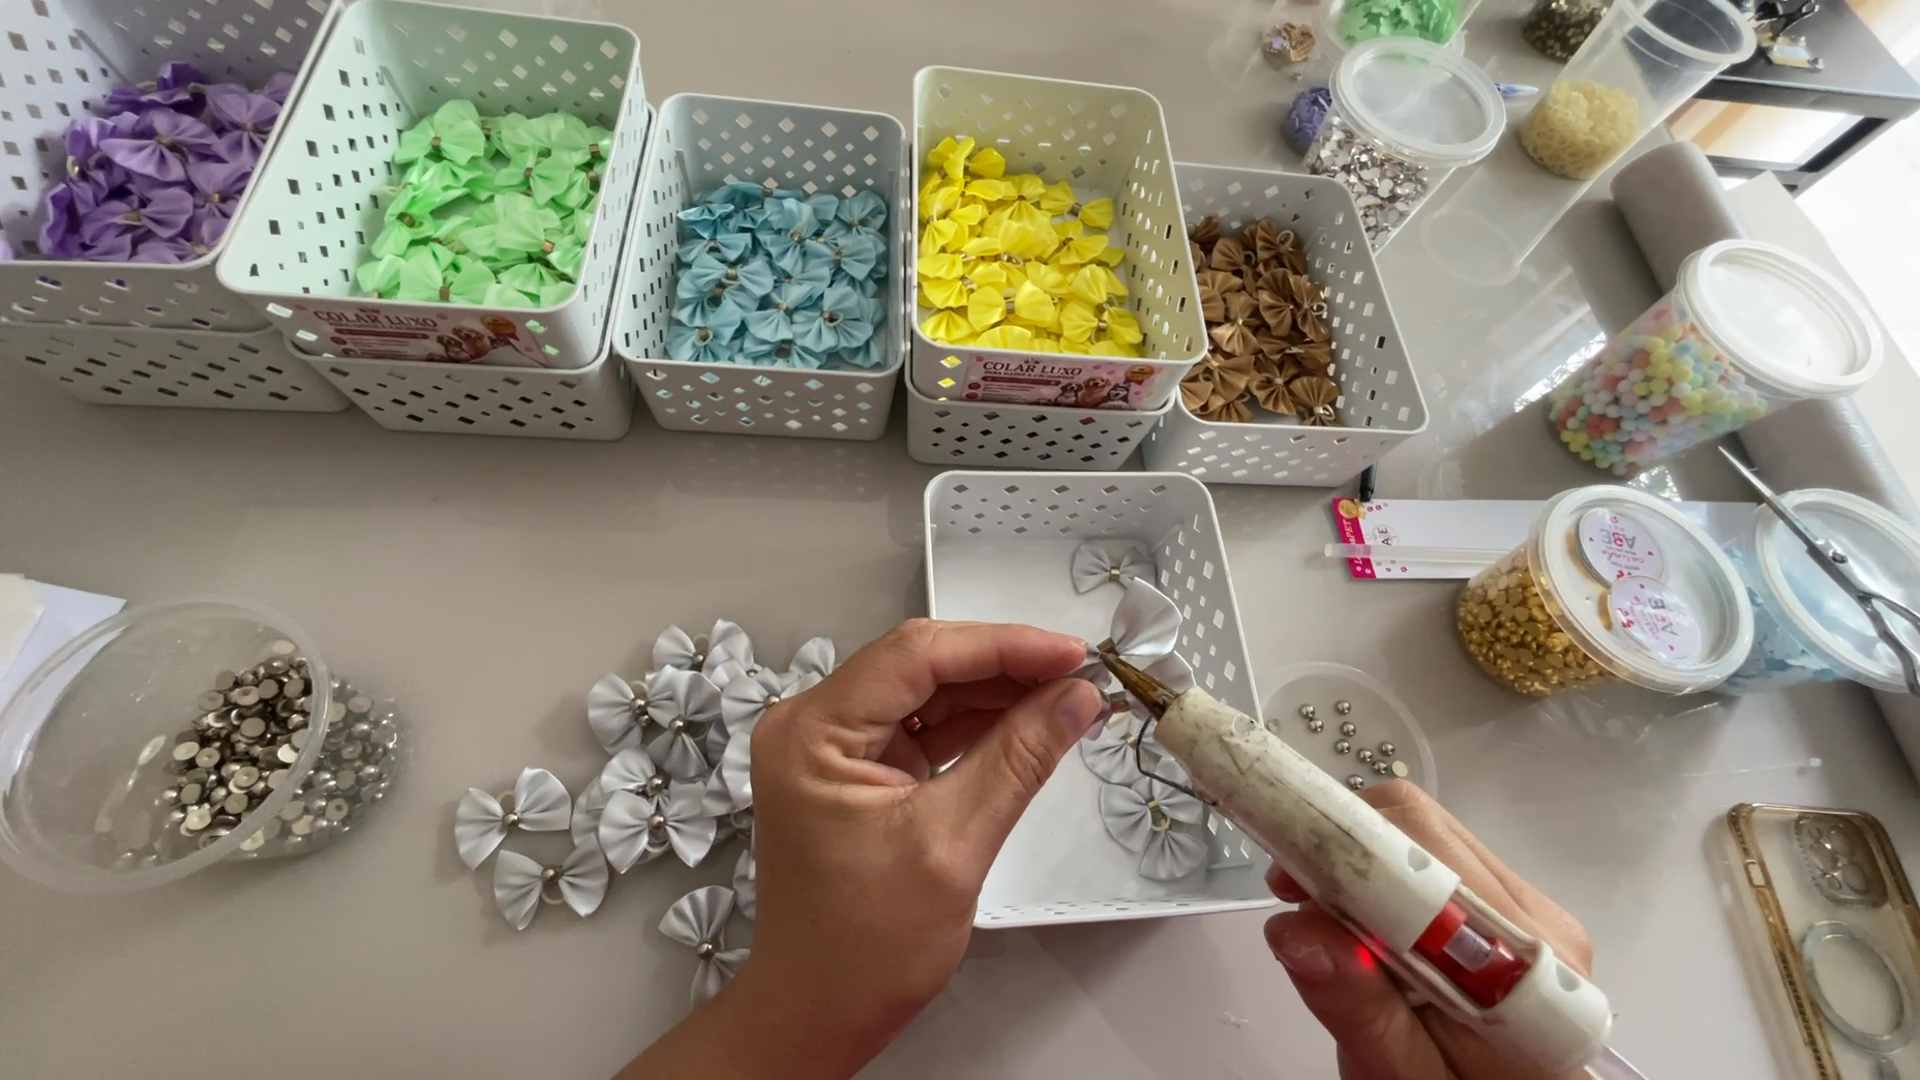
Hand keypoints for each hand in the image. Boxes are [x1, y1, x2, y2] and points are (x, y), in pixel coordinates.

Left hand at [621, 620, 1102, 1079]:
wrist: (819, 1013)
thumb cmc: (866, 948)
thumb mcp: (953, 846)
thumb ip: (1019, 759)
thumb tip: (1077, 696)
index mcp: (813, 731)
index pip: (916, 656)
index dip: (1000, 644)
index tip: (1070, 652)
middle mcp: (814, 721)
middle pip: (922, 664)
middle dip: (1004, 664)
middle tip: (1077, 671)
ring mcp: (834, 740)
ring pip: (929, 689)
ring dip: (998, 690)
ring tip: (1066, 693)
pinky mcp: (858, 761)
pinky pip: (925, 722)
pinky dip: (979, 721)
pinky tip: (1029, 718)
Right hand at [1264, 781, 1593, 1079]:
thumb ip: (1358, 1009)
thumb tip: (1295, 930)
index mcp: (1526, 971)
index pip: (1430, 861)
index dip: (1349, 854)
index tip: (1288, 880)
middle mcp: (1533, 922)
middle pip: (1417, 828)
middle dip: (1340, 850)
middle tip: (1291, 896)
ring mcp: (1520, 907)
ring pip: (1414, 832)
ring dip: (1350, 859)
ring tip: (1322, 921)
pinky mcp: (1498, 905)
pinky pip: (1422, 854)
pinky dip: (1370, 872)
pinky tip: (1356, 923)